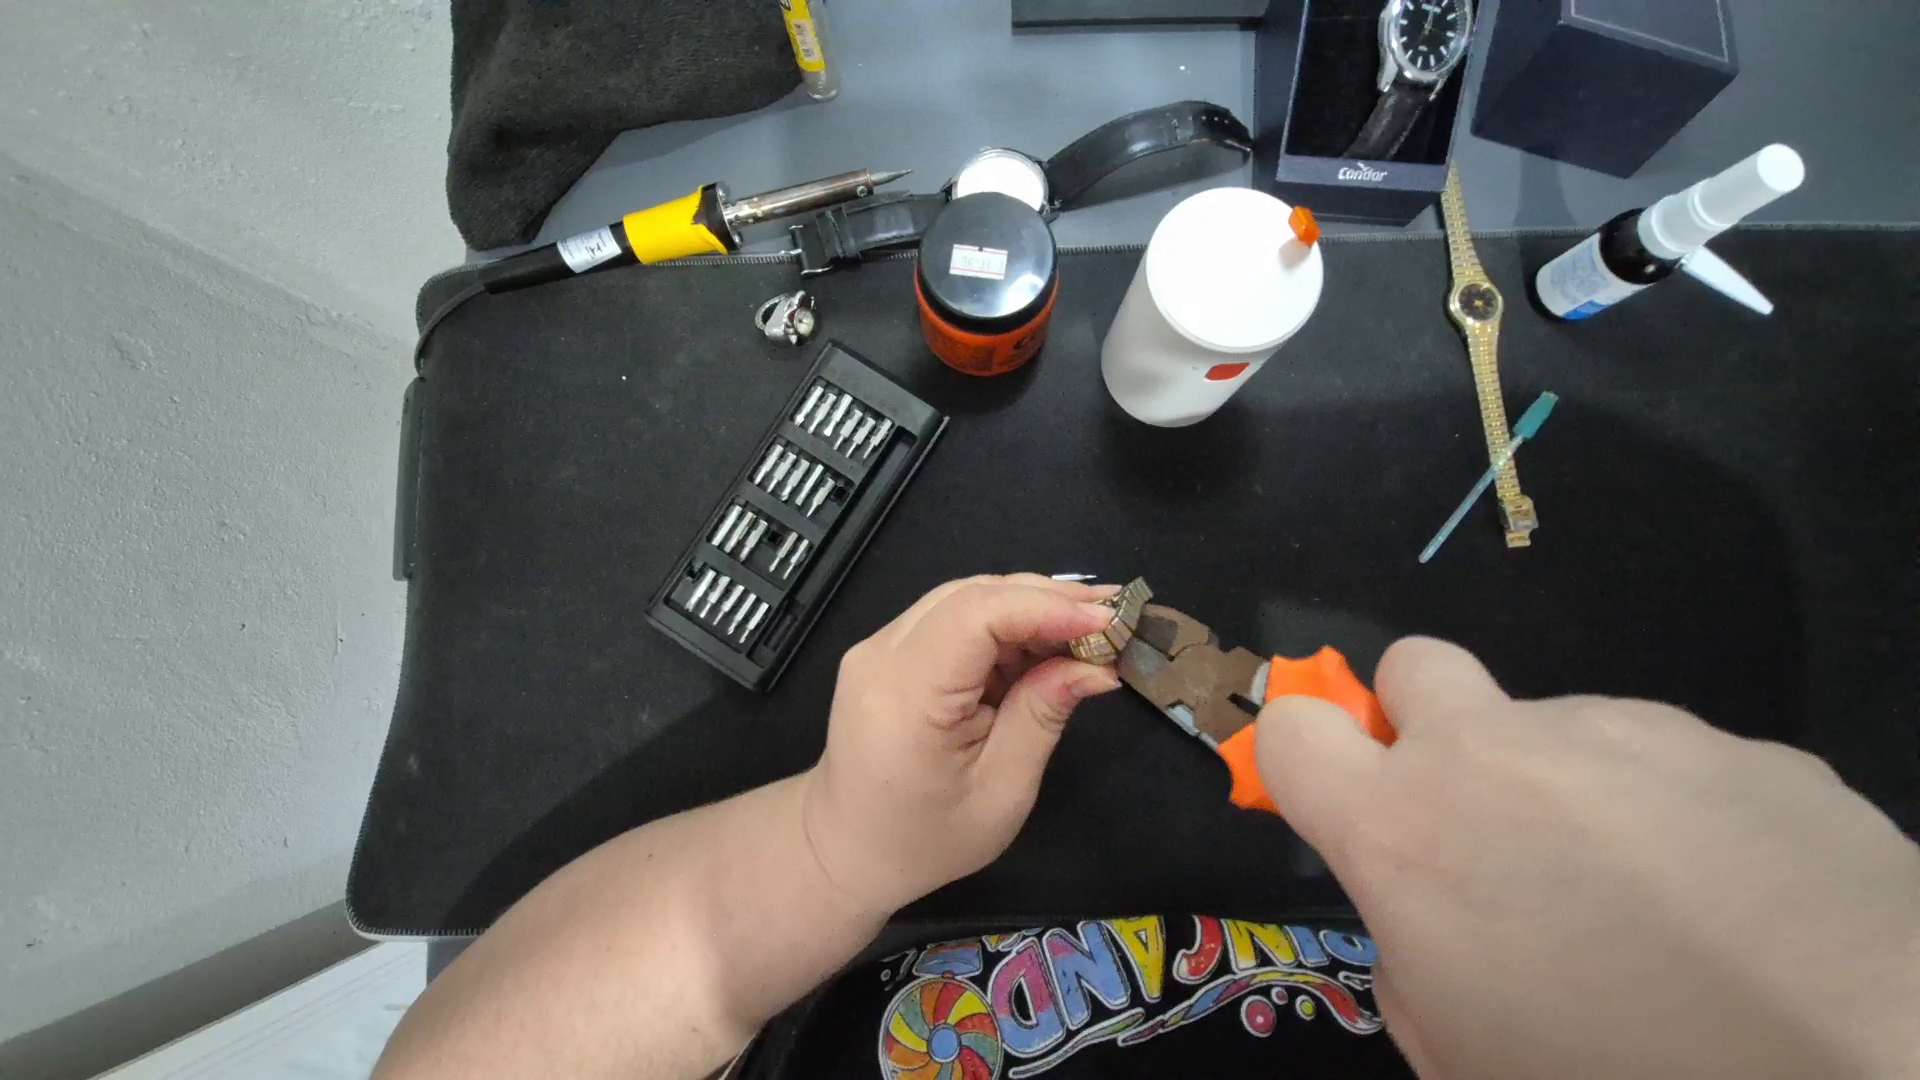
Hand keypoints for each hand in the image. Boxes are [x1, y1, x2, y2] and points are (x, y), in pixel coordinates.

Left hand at [802, 575, 1122, 915]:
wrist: (845, 848)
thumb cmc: (925, 839)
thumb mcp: (1001, 792)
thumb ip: (1044, 716)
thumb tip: (1098, 665)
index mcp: (904, 696)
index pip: (976, 616)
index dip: (1045, 607)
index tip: (1107, 620)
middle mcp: (881, 654)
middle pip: (971, 595)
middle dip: (1047, 599)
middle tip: (1112, 615)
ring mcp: (877, 646)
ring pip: (963, 597)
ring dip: (1028, 606)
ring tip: (1088, 626)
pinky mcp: (886, 649)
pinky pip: (950, 616)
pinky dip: (1002, 622)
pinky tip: (1042, 640)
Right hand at [1257, 637, 1919, 1079]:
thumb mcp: (1455, 1056)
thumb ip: (1408, 953)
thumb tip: (1435, 913)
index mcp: (1403, 828)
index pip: (1289, 730)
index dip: (1303, 755)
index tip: (1343, 796)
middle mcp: (1493, 753)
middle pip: (1411, 663)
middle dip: (1423, 717)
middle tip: (1482, 808)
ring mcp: (1622, 736)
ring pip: (1558, 726)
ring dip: (1573, 787)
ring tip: (1667, 901)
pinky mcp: (1748, 752)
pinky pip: (1676, 763)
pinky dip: (1684, 814)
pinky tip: (1756, 907)